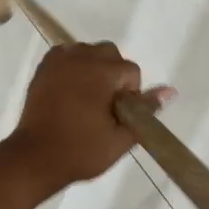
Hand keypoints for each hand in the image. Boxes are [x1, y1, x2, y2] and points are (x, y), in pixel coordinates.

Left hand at [5, 42, 173, 190]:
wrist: (37, 156)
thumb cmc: (82, 150)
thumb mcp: (121, 136)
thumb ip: (145, 110)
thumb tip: (171, 90)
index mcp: (101, 72)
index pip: (130, 70)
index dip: (129, 94)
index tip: (117, 115)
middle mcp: (80, 57)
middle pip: (109, 53)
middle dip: (113, 75)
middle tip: (104, 106)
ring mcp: (58, 60)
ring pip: (87, 51)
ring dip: (93, 68)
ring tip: (87, 100)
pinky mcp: (43, 67)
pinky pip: (66, 55)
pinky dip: (73, 67)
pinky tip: (70, 91)